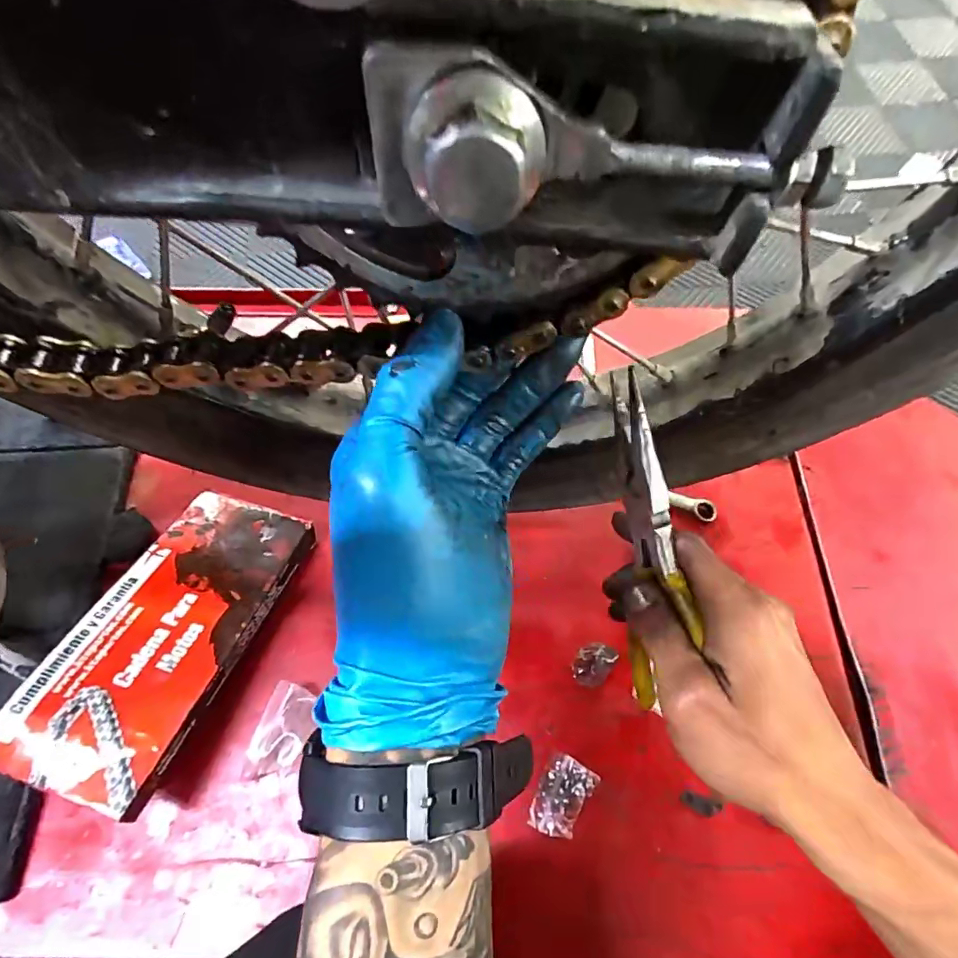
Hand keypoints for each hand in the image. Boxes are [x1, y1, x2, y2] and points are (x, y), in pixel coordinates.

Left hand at [317, 311, 584, 752]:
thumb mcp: (386, 475)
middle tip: (555, 317)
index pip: (424, 369)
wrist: (429, 659)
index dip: (462, 335)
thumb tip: (440, 328)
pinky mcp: (490, 498)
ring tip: (573, 345)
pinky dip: (539, 422)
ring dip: (533, 382)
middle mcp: (419, 448)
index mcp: (384, 437)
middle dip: (510, 353)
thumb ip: (405, 397)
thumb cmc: (400, 572)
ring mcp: (458, 474)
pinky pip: (516, 449)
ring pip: (499, 414)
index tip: (502, 298)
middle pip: (469, 387)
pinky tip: (568, 395)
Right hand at [604, 529, 875, 821]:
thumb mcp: (686, 695)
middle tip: (615, 608)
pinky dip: (692, 623)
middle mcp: (761, 605)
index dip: (647, 541)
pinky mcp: (776, 648)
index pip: (688, 549)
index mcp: (739, 608)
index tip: (614, 546)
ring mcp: (773, 627)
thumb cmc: (748, 749)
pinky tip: (673, 652)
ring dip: (670, 605)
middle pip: (697, 570)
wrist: (824, 796)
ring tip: (636, 633)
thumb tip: (636, 589)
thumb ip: (659, 635)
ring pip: (709, 596)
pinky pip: (725, 618)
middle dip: (651, 580)